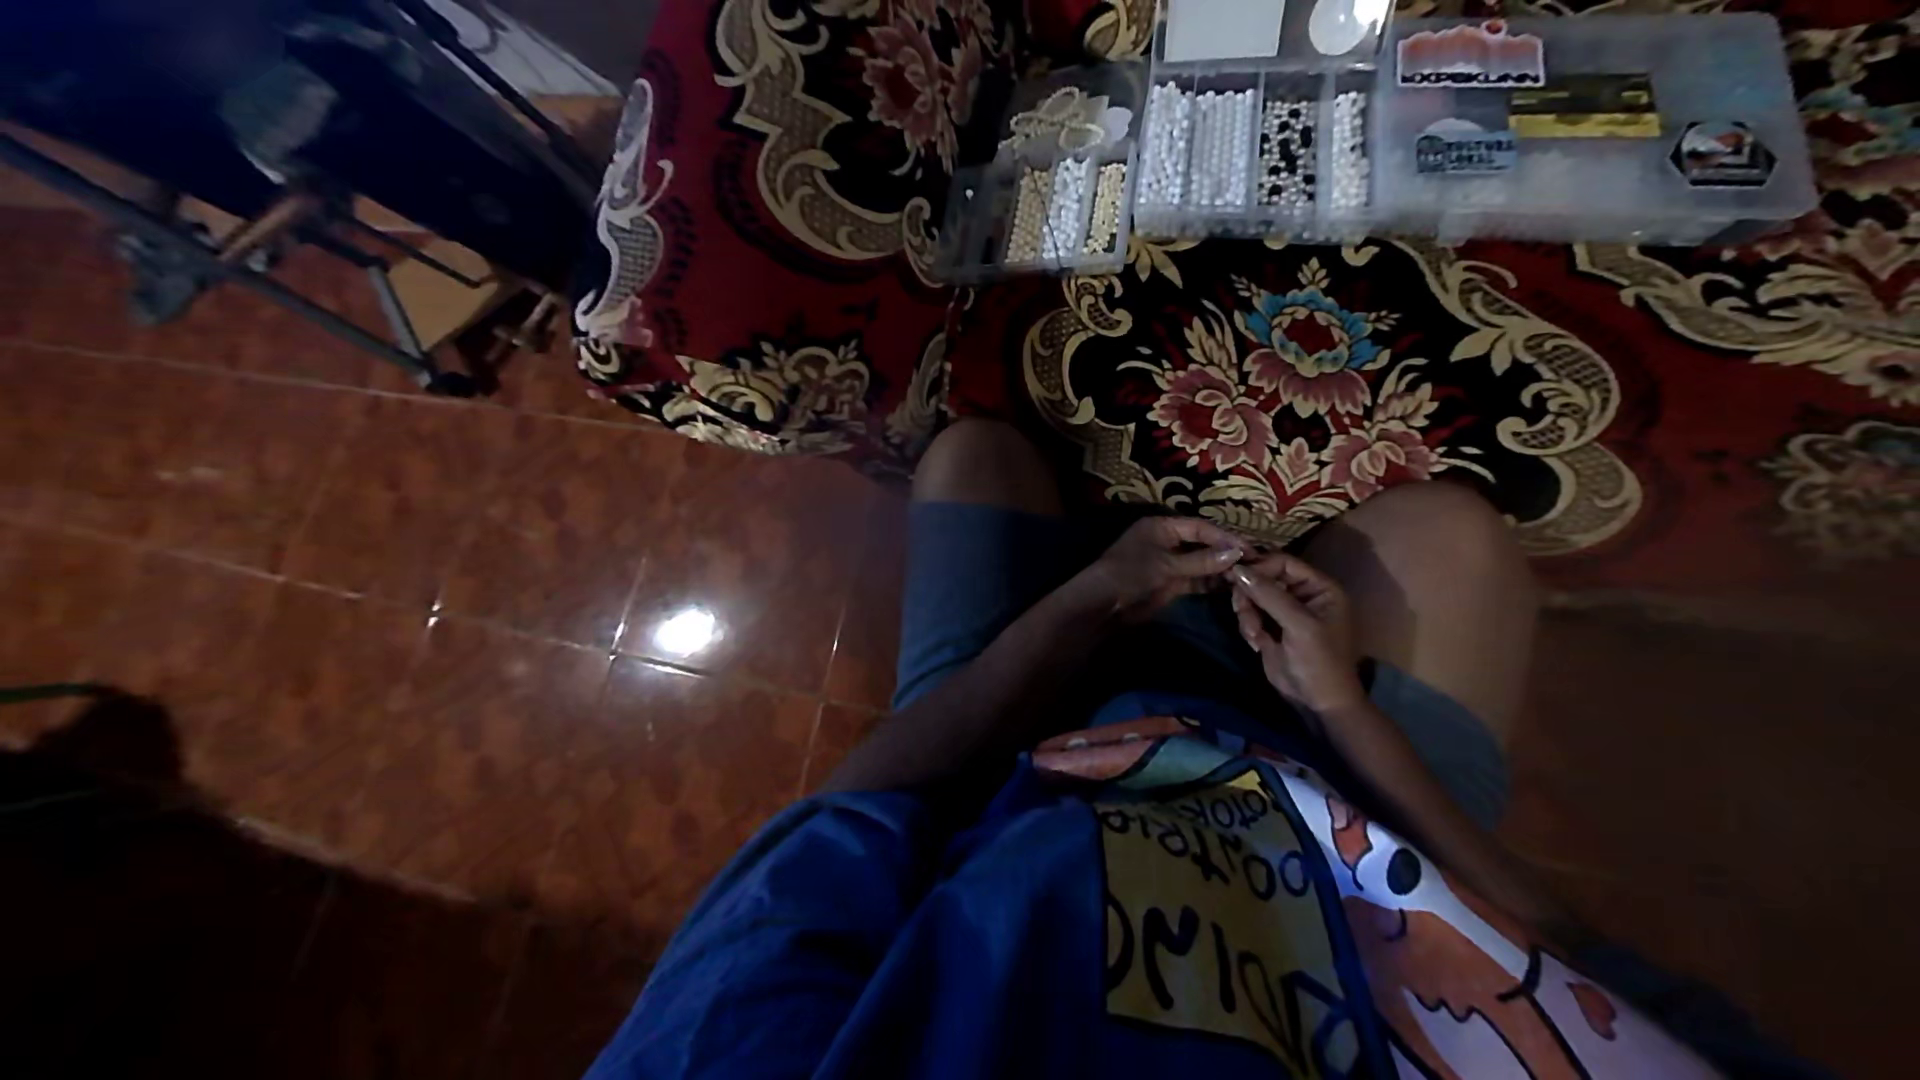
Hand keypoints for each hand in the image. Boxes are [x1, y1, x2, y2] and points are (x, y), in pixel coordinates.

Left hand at [1073, 516, 1246, 622]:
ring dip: (1221, 568)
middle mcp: (1167, 541)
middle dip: (1226, 552)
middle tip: (1255, 562)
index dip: (1224, 537)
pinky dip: (1211, 582)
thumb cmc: (1131, 573)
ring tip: (1249, 574)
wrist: (1104, 604)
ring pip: (1201, 563)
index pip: (1200, 527)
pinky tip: (1231, 585)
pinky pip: (1196, 579)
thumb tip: (1237, 553)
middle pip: (1203, 543)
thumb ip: (1201, 560)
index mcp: (1161, 526)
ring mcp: (1169, 562)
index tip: (1249, 548)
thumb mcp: (1167, 565)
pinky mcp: (1170, 583)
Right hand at [1228, 554, 1366, 714]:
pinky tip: (1256, 642)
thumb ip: (1270, 595)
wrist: (1317, 702)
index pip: (1284, 563)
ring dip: (1247, 613)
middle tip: (1242, 610)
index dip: (1260, 567)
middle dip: (1250, 595)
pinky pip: (1249, 613)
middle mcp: (1302, 595)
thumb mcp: (1298, 625)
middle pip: (1264, 577)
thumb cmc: (1319, 661)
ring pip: (1252, 595)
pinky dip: (1247, 625)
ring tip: (1253, 633)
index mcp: (1320, 588)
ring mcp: (1285, 611)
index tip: (1237, 577)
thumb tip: (1238, 569)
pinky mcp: (1270, 627)